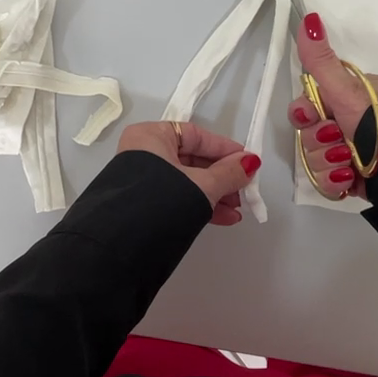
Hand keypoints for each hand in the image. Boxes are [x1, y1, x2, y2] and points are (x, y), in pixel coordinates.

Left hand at [117, 120, 260, 224]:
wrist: (126, 241)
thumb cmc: (164, 200)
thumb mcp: (203, 185)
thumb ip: (229, 174)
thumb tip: (251, 162)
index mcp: (151, 136)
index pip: (196, 136)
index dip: (224, 149)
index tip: (249, 162)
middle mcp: (144, 152)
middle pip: (193, 160)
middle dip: (222, 177)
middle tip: (245, 189)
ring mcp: (143, 179)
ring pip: (188, 181)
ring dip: (215, 194)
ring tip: (238, 208)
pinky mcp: (145, 202)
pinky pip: (179, 196)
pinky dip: (200, 204)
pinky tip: (225, 217)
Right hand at [288, 12, 377, 202]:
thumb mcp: (346, 90)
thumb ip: (321, 60)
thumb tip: (308, 16)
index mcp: (349, 98)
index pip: (308, 103)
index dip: (303, 112)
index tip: (310, 117)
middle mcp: (349, 123)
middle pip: (308, 133)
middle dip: (318, 141)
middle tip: (336, 141)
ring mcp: (350, 152)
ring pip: (315, 158)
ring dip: (327, 162)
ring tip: (349, 164)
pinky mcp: (352, 179)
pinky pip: (326, 180)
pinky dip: (335, 181)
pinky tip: (349, 179)